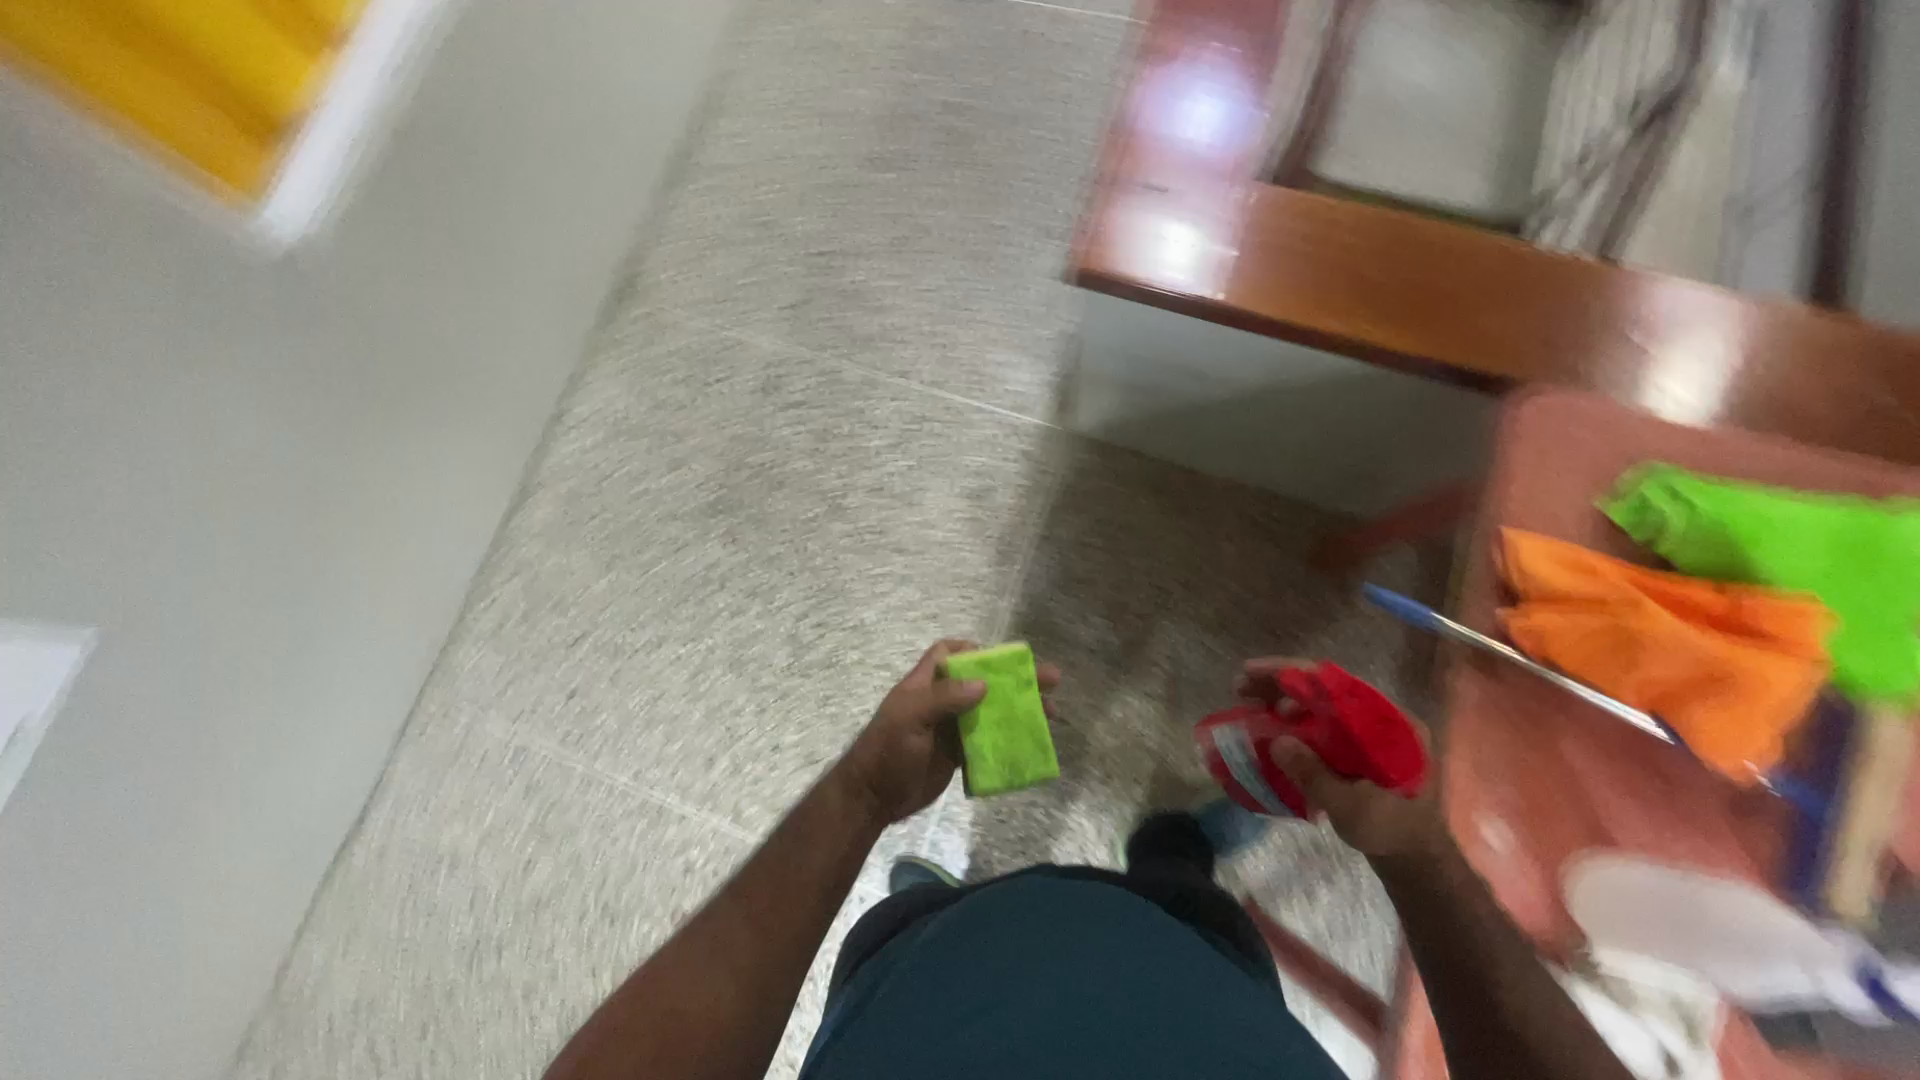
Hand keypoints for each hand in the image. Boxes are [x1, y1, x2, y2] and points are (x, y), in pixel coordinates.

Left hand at [836, 639, 1060, 825]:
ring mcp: (949, 729)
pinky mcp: (956, 754)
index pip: (947, 653)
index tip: (1001, 659)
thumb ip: (943, 699)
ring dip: (1017, 711)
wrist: (873, 799)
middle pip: (980, 682)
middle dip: (1013, 681)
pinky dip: (1008, 740)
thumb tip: (983, 684)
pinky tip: (1031, 742)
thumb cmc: (886, 751)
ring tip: (1051, 713)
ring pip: (989, 712)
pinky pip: (987, 742)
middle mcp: (940, 702)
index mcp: (923, 685)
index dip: (973, 650)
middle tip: (1050, 681)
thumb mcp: (910, 719)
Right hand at [1240, 657, 1447, 858]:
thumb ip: (1315, 775)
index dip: (1291, 674)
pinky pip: (1318, 727)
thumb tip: (1277, 742)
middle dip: (1280, 685)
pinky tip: (1267, 727)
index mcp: (1391, 723)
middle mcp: (1380, 721)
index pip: (1336, 683)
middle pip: (1324, 690)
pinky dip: (1291, 723)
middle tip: (1240, 687)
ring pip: (1318, 706)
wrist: (1417, 864)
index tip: (1252, 672)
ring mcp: (1367, 737)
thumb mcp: (1354, 809)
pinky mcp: (1355, 753)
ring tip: (1246, 703)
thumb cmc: (1393, 833)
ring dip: (1282, 701)